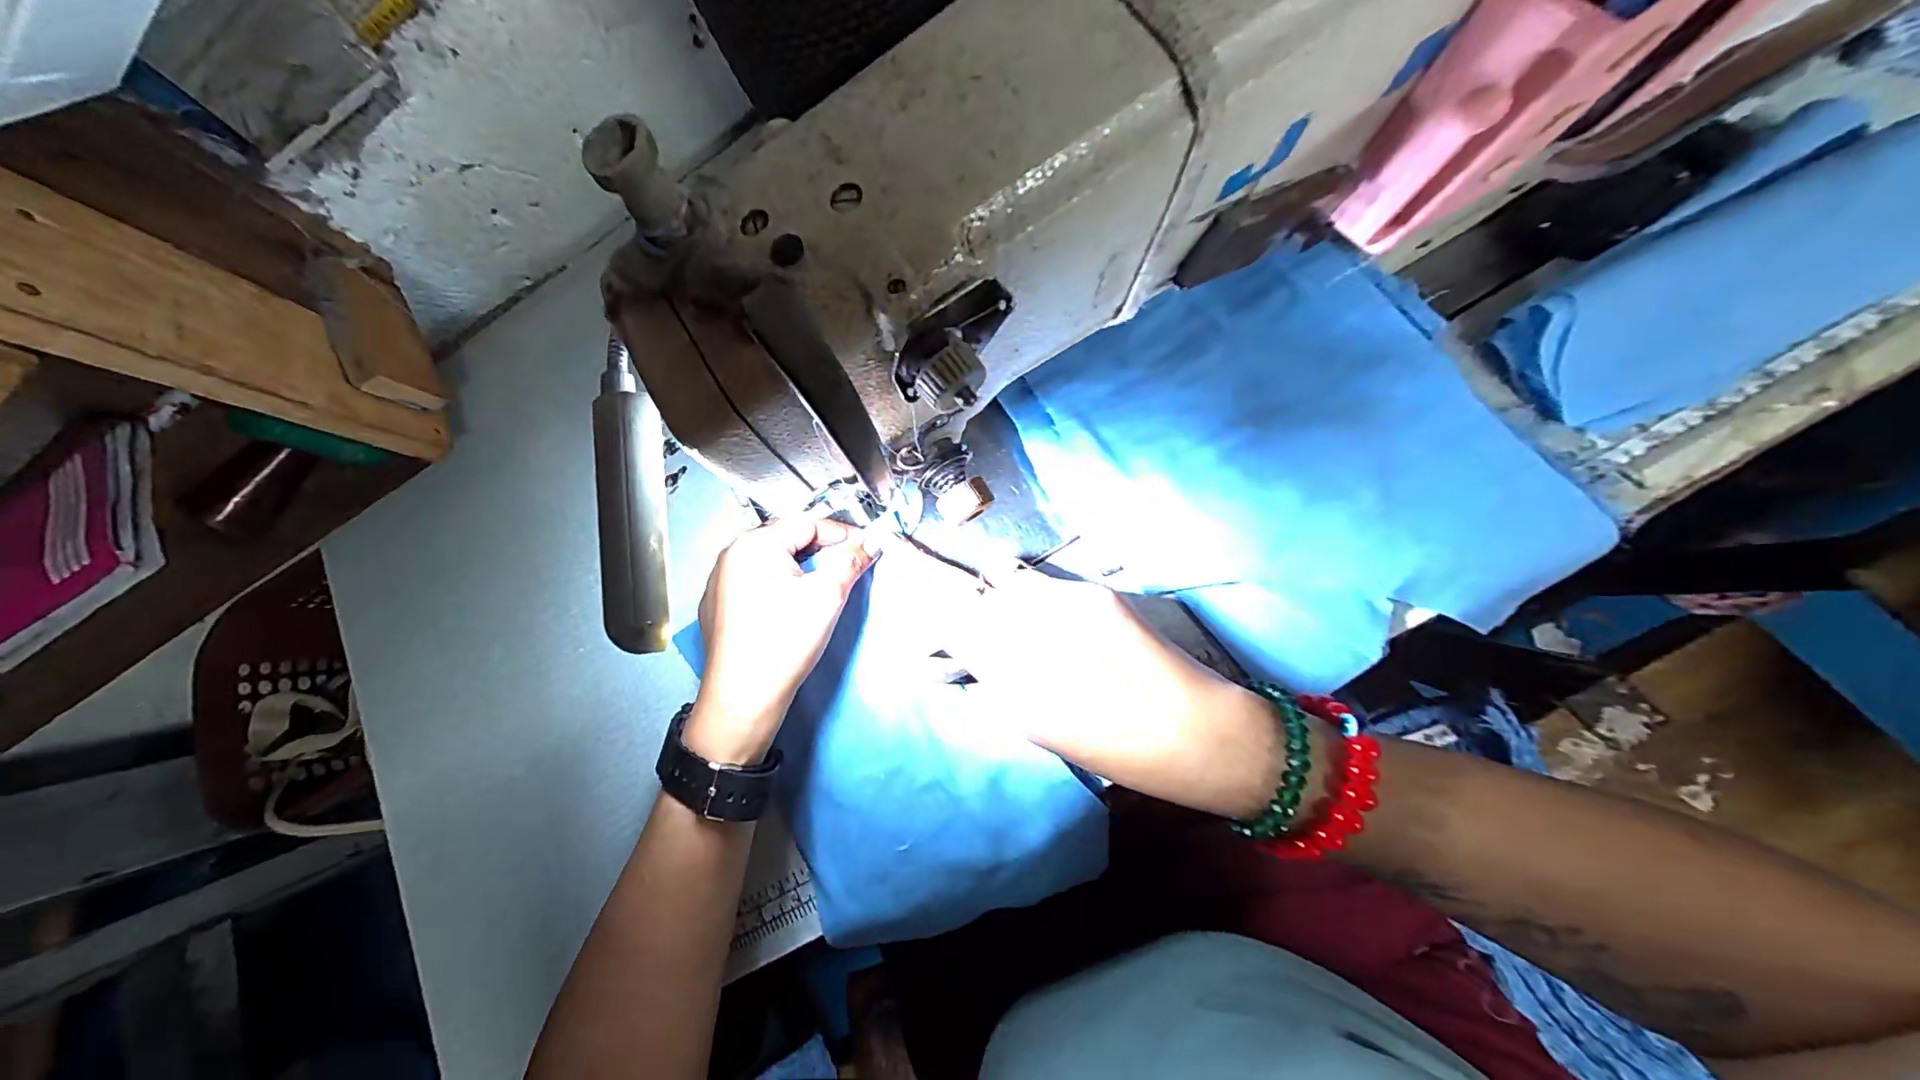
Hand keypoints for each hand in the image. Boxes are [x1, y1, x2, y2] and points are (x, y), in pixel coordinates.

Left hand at [685, 517, 877, 763]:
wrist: (743, 697)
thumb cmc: (785, 641)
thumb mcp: (829, 595)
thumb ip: (852, 560)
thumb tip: (872, 541)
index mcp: (755, 543)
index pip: (809, 523)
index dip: (842, 534)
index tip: (866, 547)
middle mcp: (730, 554)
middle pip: (787, 539)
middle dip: (820, 550)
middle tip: (847, 567)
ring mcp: (719, 581)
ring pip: (770, 561)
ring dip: (799, 567)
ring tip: (821, 588)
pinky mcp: (716, 606)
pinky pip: (754, 582)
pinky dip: (777, 586)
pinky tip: (790, 608)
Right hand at [881, 537, 1295, 817]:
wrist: (1192, 730)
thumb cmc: (1112, 746)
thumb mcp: (1037, 725)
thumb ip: (993, 685)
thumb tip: (959, 663)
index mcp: (1009, 674)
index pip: (950, 623)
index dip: (935, 619)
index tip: (930, 625)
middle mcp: (1029, 629)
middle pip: (974, 592)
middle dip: (966, 604)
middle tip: (974, 624)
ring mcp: (1064, 605)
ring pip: (1008, 578)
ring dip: (1002, 593)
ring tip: (1015, 616)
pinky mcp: (1095, 593)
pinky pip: (1047, 585)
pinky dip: (1039, 597)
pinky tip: (1056, 619)